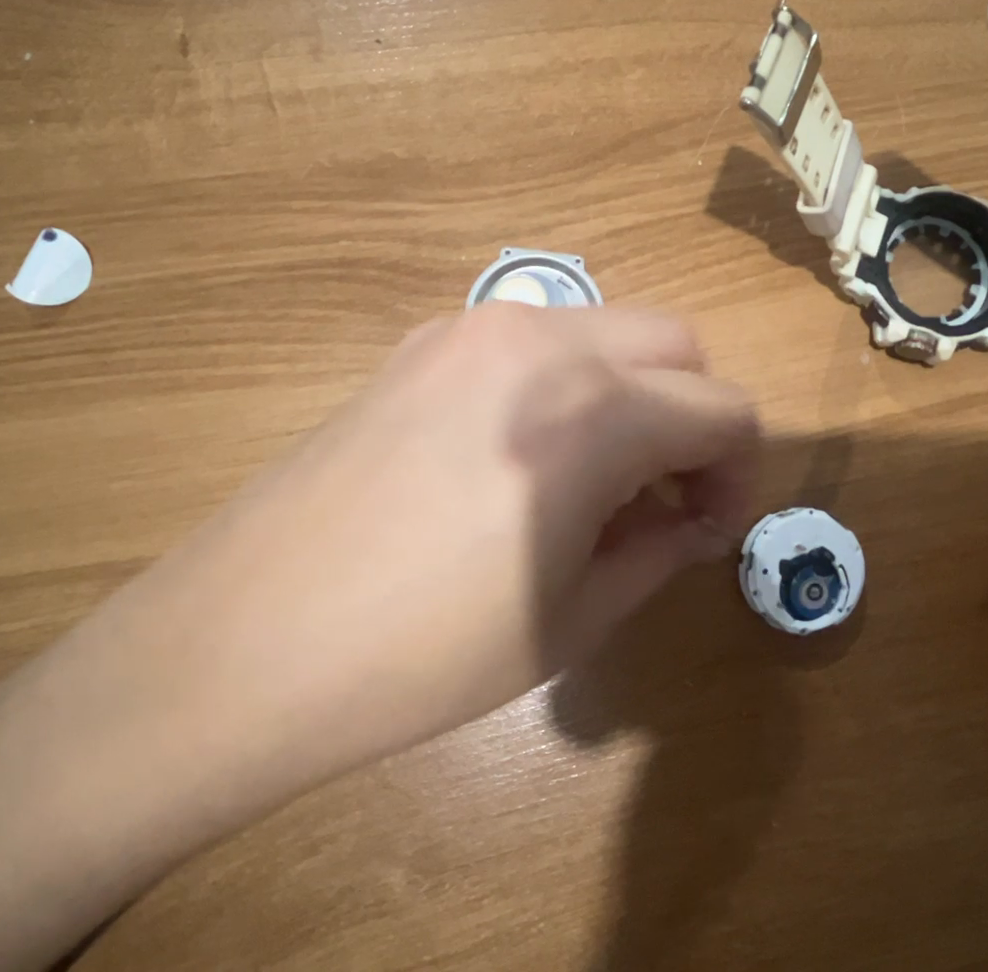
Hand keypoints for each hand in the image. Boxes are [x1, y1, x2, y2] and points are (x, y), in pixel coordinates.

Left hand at [123, 302, 759, 787]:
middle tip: (670, 499)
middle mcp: (537, 341)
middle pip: (674, 345)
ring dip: (633, 395)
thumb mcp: (573, 618)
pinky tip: (529, 459)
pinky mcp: (418, 346)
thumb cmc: (422, 657)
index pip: (724, 410)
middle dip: (696, 417)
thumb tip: (694, 518)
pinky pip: (533, 342)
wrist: (246, 642)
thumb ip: (659, 549)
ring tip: (600, 482)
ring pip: (604, 333)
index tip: (714, 528)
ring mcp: (469, 330)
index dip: (740, 473)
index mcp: (590, 415)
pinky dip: (567, 385)